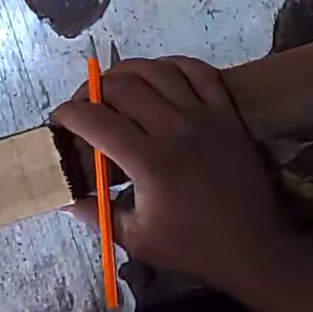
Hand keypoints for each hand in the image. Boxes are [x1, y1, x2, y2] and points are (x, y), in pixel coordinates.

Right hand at [51, 57, 289, 294]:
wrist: (254, 244)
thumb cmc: (194, 247)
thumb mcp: (138, 240)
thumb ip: (98, 215)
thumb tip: (68, 198)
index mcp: (149, 162)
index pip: (96, 120)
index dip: (69, 114)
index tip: (59, 119)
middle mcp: (175, 129)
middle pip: (123, 87)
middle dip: (93, 90)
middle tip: (85, 105)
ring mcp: (205, 116)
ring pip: (159, 71)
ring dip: (129, 71)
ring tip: (115, 84)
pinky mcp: (227, 113)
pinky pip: (199, 72)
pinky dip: (174, 64)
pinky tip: (160, 73)